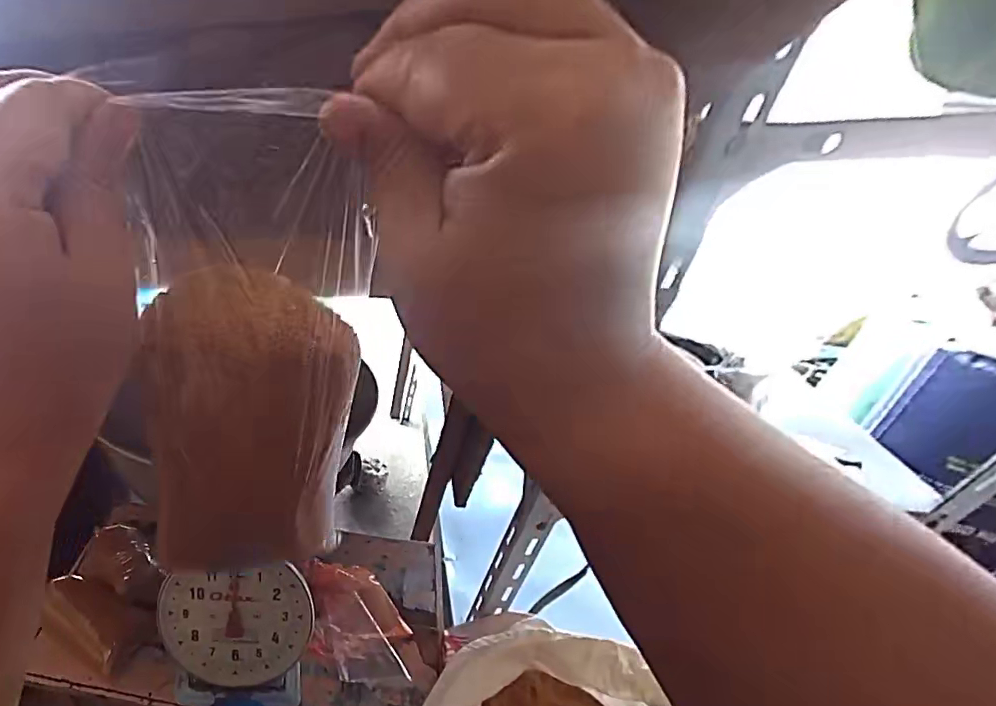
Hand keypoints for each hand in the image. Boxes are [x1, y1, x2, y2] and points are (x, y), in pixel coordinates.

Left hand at [0, 70, 139, 458]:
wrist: (16, 423)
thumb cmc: (73, 360)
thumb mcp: (103, 271)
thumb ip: (99, 183)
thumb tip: (114, 116)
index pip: (28, 107)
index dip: (82, 102)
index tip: (127, 120)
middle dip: (48, 103)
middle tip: (105, 138)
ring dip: (22, 122)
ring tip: (78, 159)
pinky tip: (40, 183)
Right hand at [319, 0, 684, 438]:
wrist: (583, 378)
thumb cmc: (498, 339)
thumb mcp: (420, 256)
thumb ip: (387, 162)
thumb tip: (345, 107)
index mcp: (552, 117)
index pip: (440, 60)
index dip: (383, 83)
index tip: (351, 111)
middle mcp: (614, 75)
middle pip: (491, 4)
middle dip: (420, 35)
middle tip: (374, 85)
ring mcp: (643, 80)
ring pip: (533, 4)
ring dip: (466, 29)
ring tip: (418, 87)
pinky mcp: (650, 99)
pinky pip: (569, 34)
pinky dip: (515, 47)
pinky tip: (473, 93)